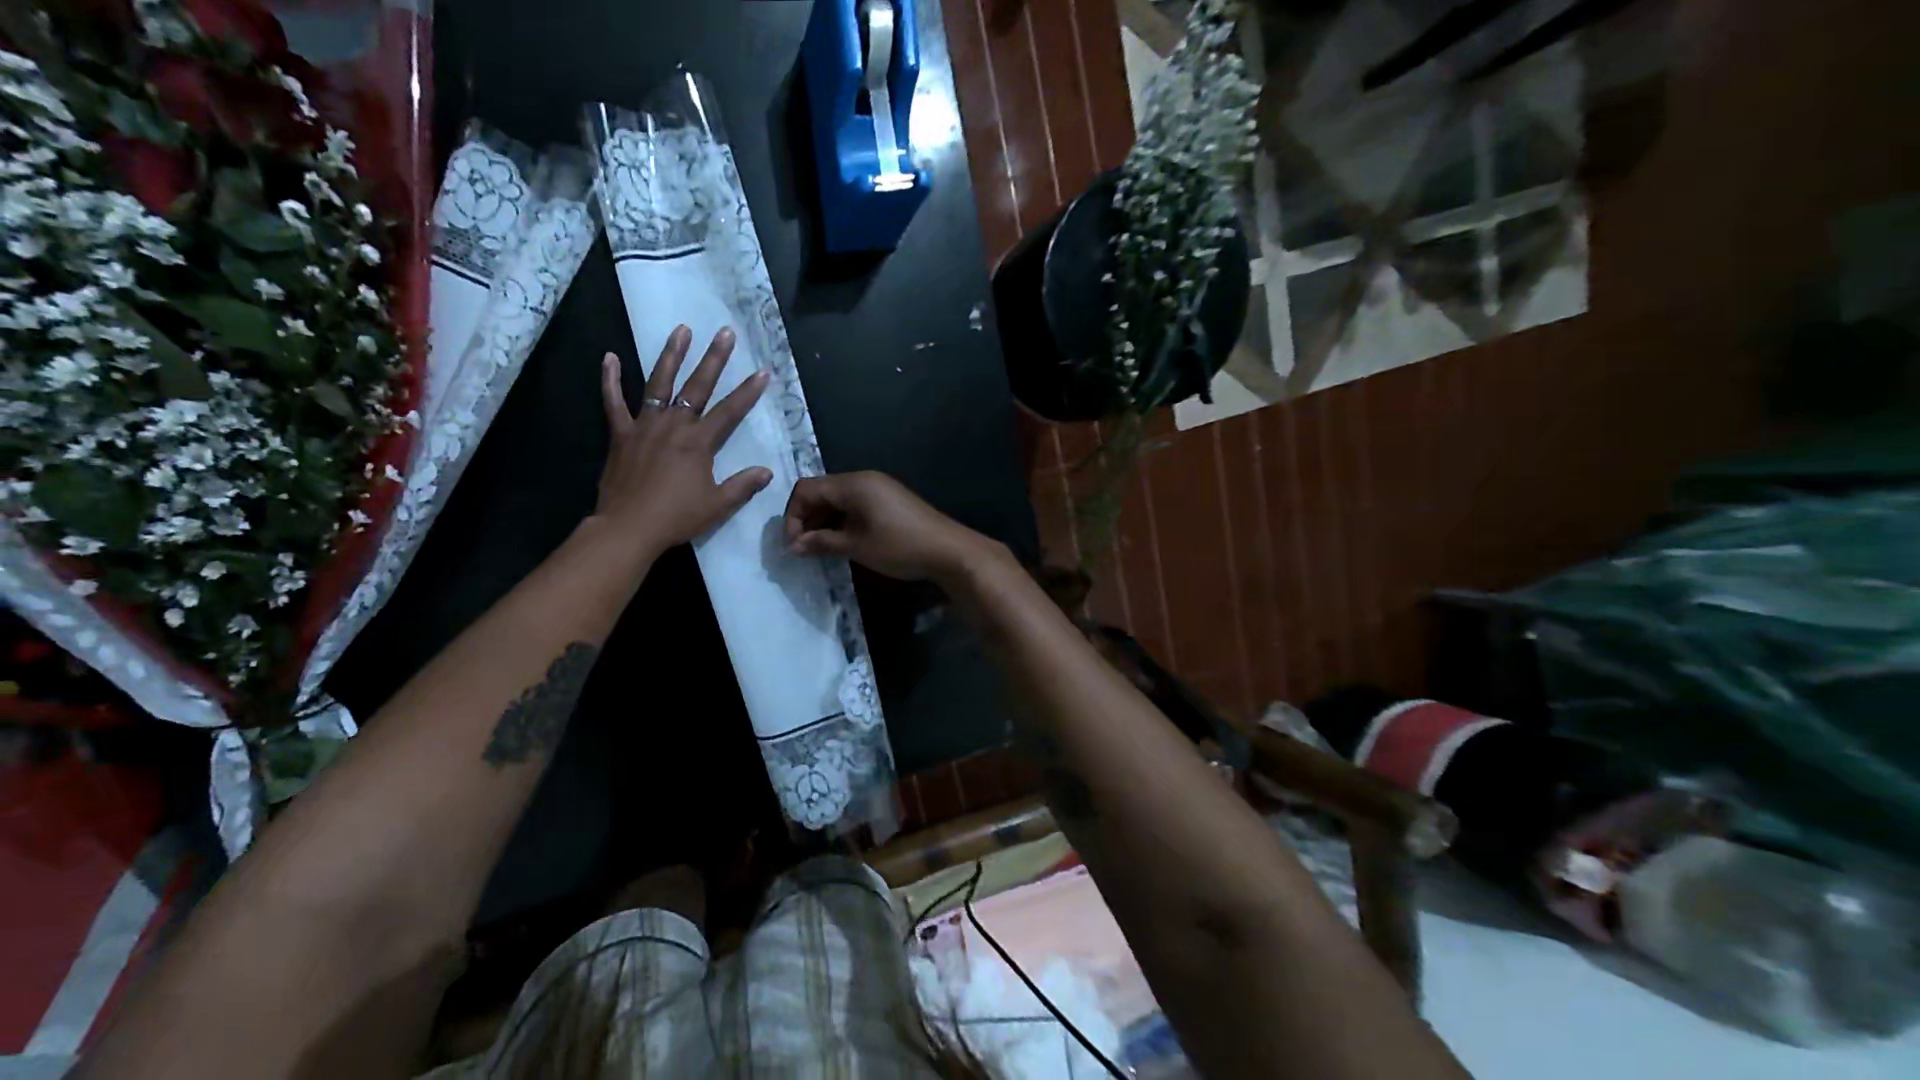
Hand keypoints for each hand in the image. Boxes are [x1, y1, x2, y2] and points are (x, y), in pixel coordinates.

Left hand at [594, 325, 770, 555]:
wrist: (628, 527)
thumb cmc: (676, 517)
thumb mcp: (717, 505)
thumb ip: (743, 486)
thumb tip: (767, 472)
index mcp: (699, 442)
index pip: (730, 411)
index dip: (748, 392)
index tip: (763, 372)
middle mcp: (673, 425)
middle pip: (697, 386)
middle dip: (714, 359)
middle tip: (724, 333)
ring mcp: (644, 426)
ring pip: (659, 383)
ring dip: (671, 355)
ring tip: (681, 330)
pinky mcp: (620, 434)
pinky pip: (613, 401)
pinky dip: (610, 379)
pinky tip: (610, 357)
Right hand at [783, 471, 999, 581]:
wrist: (949, 551)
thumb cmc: (900, 546)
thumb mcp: (857, 546)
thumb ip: (822, 542)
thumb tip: (793, 545)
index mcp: (854, 484)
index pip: (807, 489)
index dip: (793, 516)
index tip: (792, 545)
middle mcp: (864, 479)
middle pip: (821, 492)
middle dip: (806, 519)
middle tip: (802, 549)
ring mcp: (879, 489)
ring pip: (838, 500)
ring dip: (823, 522)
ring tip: (818, 550)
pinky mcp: (889, 501)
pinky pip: (855, 505)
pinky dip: (841, 521)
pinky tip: (841, 543)